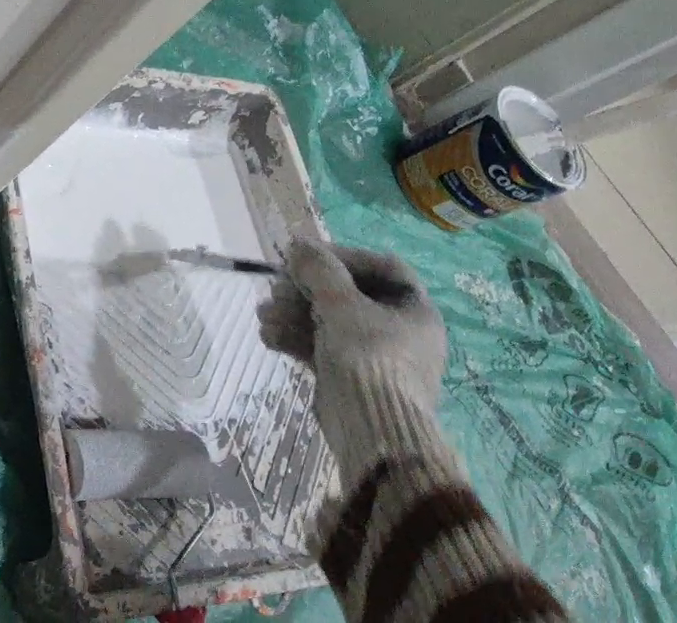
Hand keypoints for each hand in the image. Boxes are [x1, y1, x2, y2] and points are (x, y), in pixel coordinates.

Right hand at [258, 240, 446, 475]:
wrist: (372, 432)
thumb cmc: (368, 358)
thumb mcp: (341, 305)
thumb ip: (318, 270)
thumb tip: (298, 244)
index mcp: (413, 309)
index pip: (380, 266)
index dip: (341, 255)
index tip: (306, 257)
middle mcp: (397, 329)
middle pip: (345, 293)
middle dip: (305, 289)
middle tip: (276, 287)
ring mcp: (372, 354)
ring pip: (327, 320)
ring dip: (291, 312)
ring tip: (263, 314)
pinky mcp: (348, 374)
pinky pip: (320, 345)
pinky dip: (294, 338)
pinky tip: (267, 336)